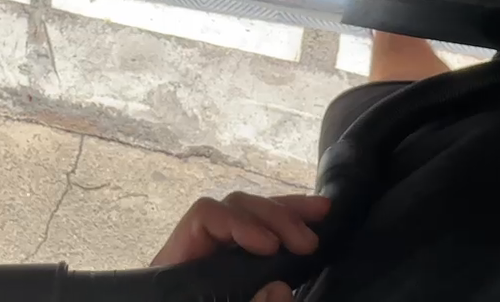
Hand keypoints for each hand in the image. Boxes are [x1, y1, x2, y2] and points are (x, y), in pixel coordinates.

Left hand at [151, 192, 330, 301]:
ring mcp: (219, 261)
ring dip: (288, 213)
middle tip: (308, 239)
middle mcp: (196, 254)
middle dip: (273, 216)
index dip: (237, 223)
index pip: (204, 218)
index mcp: (177, 268)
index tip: (269, 247)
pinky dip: (288, 228)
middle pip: (233, 210)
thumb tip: (279, 289)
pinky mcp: (239, 272)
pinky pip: (263, 239)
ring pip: (252, 219)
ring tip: (322, 212)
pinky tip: (312, 221)